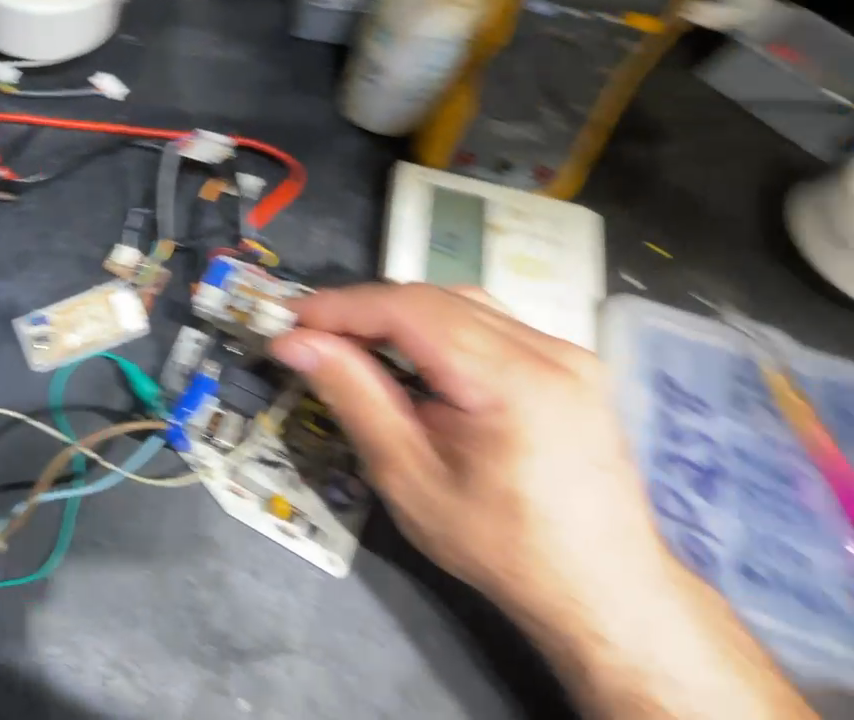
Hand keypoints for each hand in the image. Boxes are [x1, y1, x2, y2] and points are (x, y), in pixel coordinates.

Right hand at [267, 284, 664, 624]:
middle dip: (359, 309)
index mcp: (513, 379)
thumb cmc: (498, 543)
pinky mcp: (568, 367)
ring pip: (458, 302)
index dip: (337, 307)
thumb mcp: (407, 474)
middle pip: (431, 297)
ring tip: (345, 342)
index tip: (283, 322)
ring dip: (393, 314)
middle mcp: (549, 351)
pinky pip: (484, 322)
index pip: (407, 309)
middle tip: (305, 336)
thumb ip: (352, 395)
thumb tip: (293, 343)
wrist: (605, 592)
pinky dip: (430, 326)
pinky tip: (404, 354)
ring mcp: (566, 355)